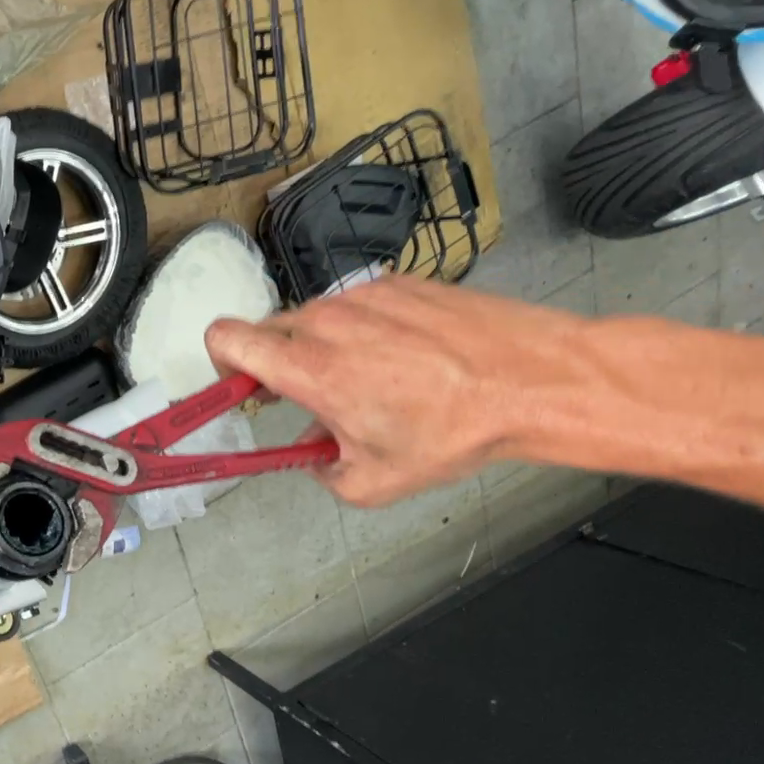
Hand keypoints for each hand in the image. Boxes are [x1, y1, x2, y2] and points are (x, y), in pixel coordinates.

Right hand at [205, 276, 591, 506]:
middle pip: (267, 333)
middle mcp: (326, 322)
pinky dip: (363, 329)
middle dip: (275, 364)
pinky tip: (404, 354)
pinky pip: (355, 305)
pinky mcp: (398, 282)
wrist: (541, 381)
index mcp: (309, 368)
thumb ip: (317, 469)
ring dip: (321, 347)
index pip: (224, 337)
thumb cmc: (454, 432)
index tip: (247, 388)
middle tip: (311, 394)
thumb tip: (311, 454)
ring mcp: (363, 296)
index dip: (222, 363)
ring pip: (312, 319)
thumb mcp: (372, 481)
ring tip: (370, 376)